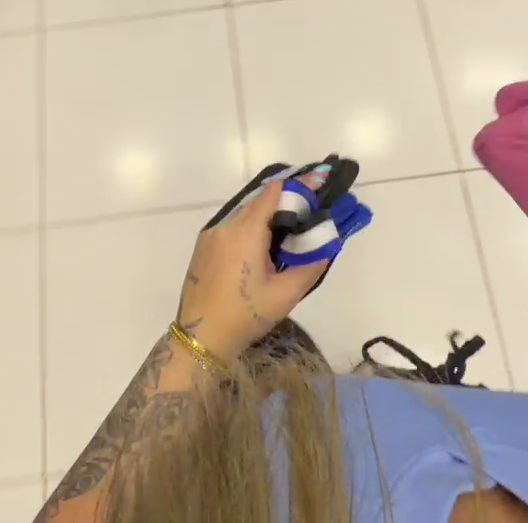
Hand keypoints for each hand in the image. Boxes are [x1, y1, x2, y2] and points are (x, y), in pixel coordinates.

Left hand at [176, 176, 330, 360]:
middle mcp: (226, 225)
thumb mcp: (285, 295)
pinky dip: (247, 228)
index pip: (272, 194)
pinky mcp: (203, 247)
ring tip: (285, 231)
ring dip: (262, 217)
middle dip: (281, 203)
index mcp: (246, 231)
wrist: (200, 338)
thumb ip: (311, 266)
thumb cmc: (245, 315)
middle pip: (257, 203)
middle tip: (305, 212)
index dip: (294, 189)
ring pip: (242, 215)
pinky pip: (230, 228)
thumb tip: (328, 245)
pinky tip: (258, 247)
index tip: (314, 188)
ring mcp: (211, 235)